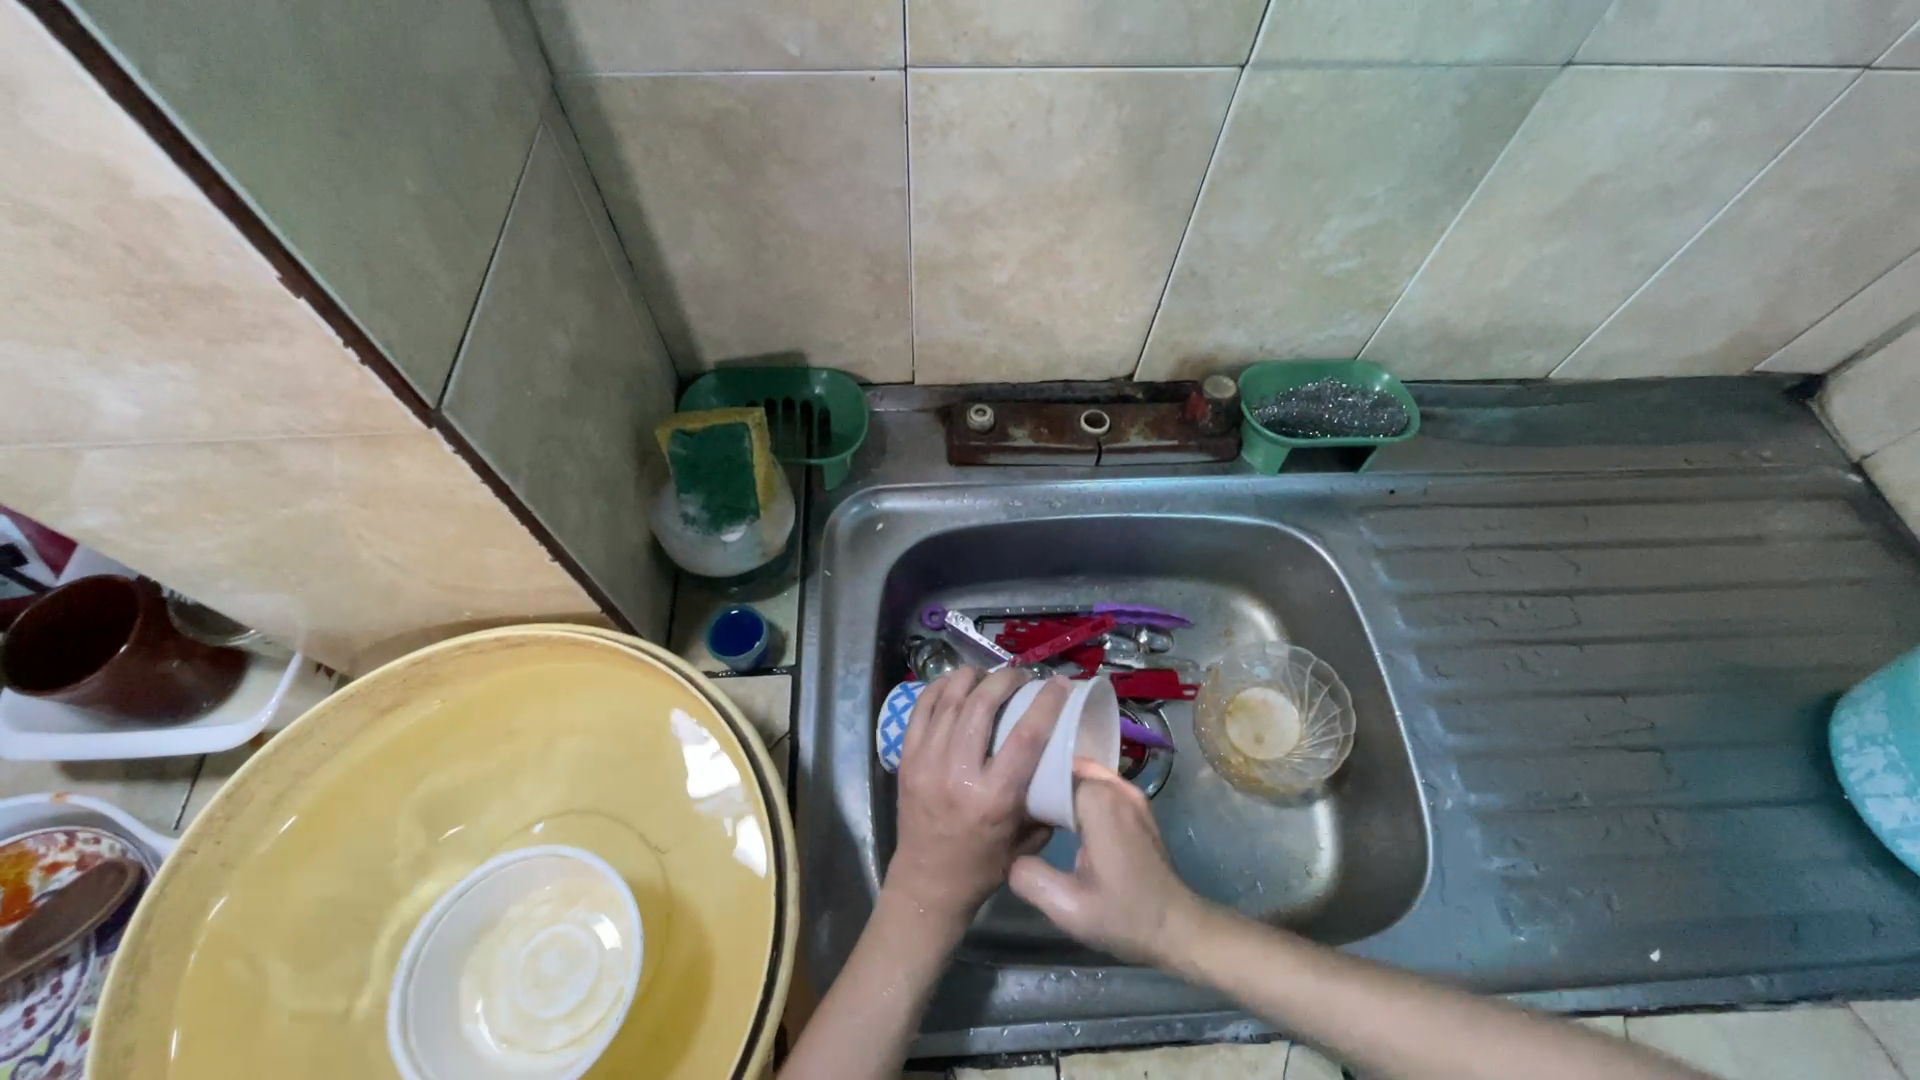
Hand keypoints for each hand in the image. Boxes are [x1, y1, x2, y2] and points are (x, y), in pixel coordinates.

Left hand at [885, 667, 1071, 931]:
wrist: (928, 881)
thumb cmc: (984, 864)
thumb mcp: (1028, 837)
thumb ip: (1047, 798)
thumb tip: (1069, 760)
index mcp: (993, 797)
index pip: (1025, 736)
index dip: (1046, 702)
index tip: (1058, 683)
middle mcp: (957, 773)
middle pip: (982, 705)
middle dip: (1006, 679)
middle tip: (1021, 676)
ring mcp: (926, 762)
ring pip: (949, 699)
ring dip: (973, 677)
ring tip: (990, 675)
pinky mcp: (906, 758)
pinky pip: (921, 709)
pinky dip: (940, 688)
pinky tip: (957, 682)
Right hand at [1009, 759, 1202, 964]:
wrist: (1177, 929)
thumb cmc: (1125, 917)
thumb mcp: (1068, 908)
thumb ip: (1029, 876)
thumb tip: (1008, 855)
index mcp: (1099, 802)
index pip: (1050, 774)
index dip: (1026, 789)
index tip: (1006, 809)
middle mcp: (1116, 788)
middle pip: (1067, 770)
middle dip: (1041, 785)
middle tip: (1013, 809)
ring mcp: (1131, 795)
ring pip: (1082, 775)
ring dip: (1059, 789)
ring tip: (1033, 812)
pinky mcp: (1136, 807)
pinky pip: (1098, 786)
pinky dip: (1077, 794)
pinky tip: (1062, 821)